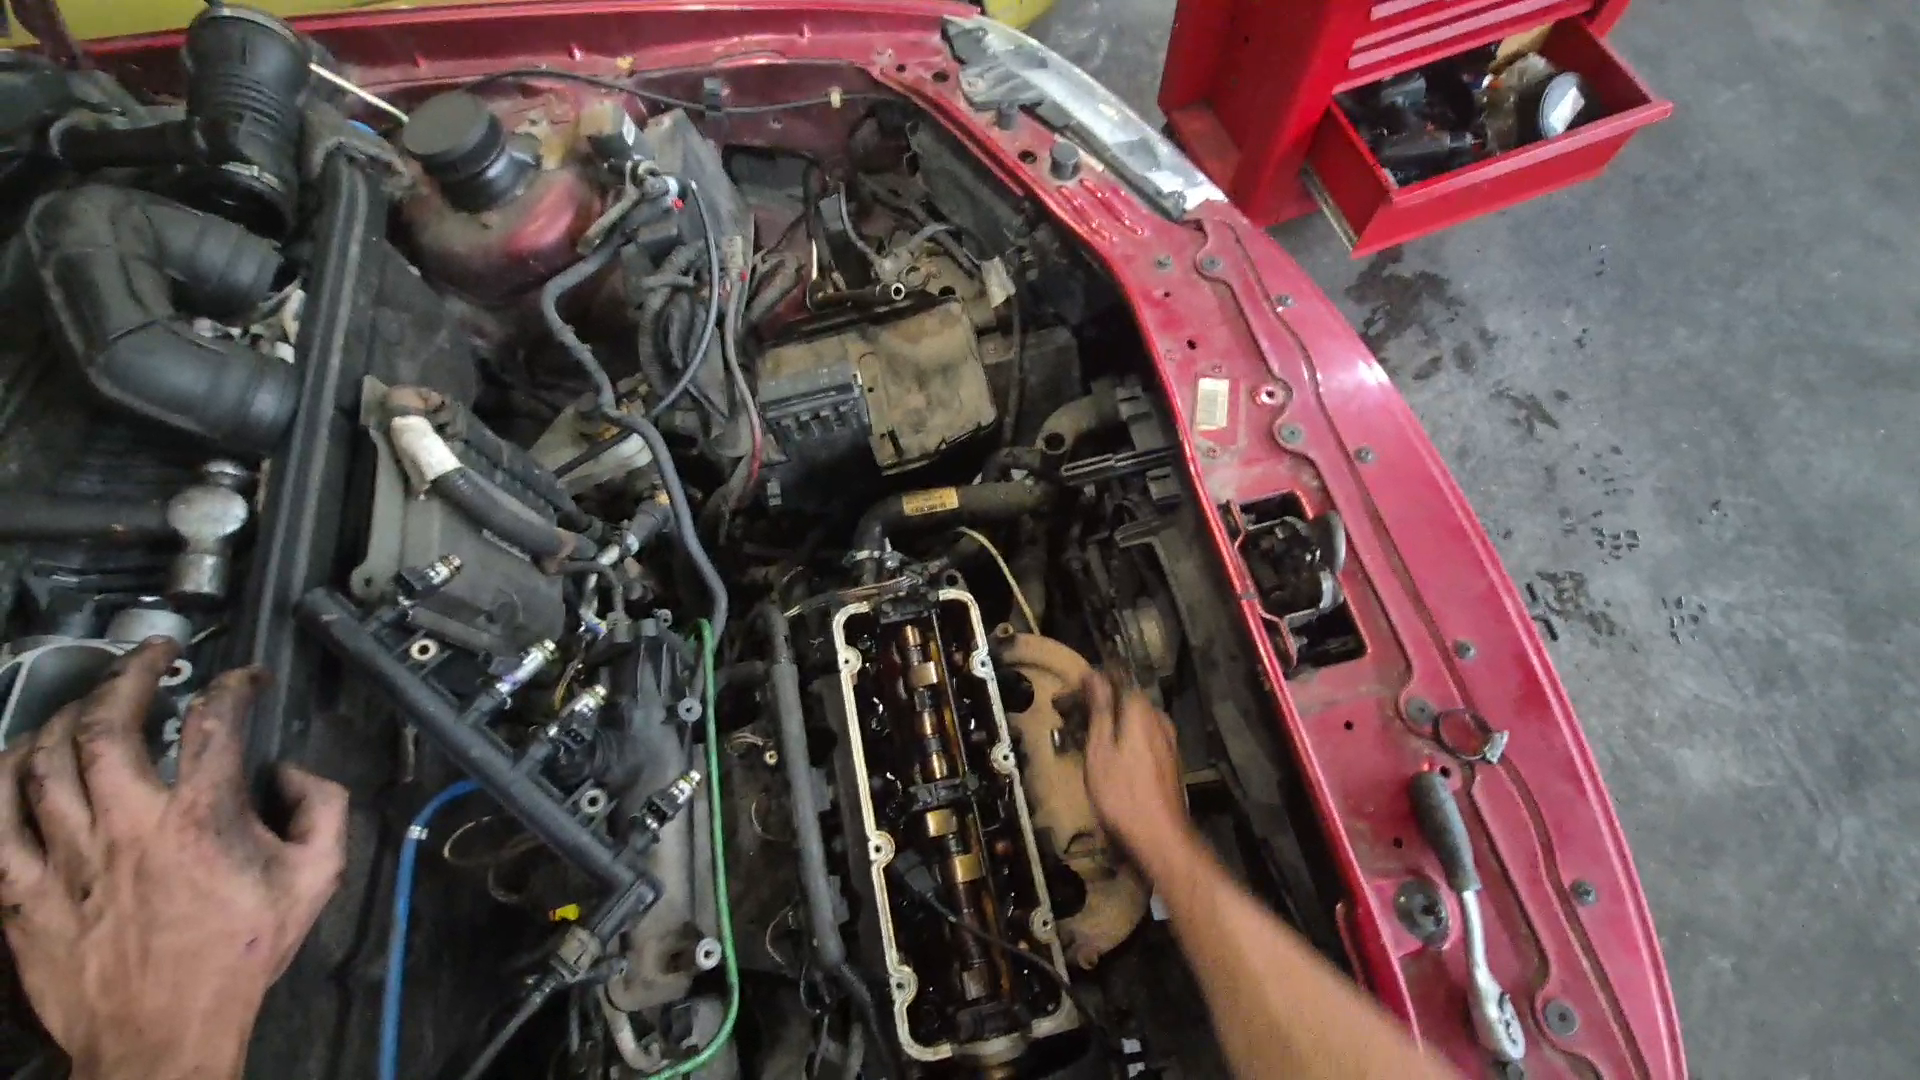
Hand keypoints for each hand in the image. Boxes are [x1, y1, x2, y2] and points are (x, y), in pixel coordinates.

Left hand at [0, 640, 348, 1079]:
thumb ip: (321, 806)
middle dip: (126, 676)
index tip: (247, 677)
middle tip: (150, 653)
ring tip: (87, 698)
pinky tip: (17, 758)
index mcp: (204, 819)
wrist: (165, 1032)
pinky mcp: (23, 893)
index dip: (233, 685)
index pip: (215, 724)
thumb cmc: (247, 949)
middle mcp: (128, 825)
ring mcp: (65, 859)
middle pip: (105, 728)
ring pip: (39, 765)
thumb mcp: (321, 873)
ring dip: (63, 718)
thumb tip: (285, 772)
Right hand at [1081, 671, 1190, 864]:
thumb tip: (1094, 674)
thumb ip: (1100, 708)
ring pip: (1134, 720)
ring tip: (1084, 738)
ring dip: (1110, 723)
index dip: (1088, 685)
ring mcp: (1168, 741)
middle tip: (1070, 719)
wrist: (1159, 839)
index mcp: (1141, 710)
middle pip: (1125, 700)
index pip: (1114, 680)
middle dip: (1098, 705)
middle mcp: (1159, 719)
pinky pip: (1142, 737)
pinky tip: (1109, 755)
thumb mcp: (1100, 748)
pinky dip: (1123, 739)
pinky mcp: (1169, 761)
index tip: (1066, 699)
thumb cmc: (1121, 793)